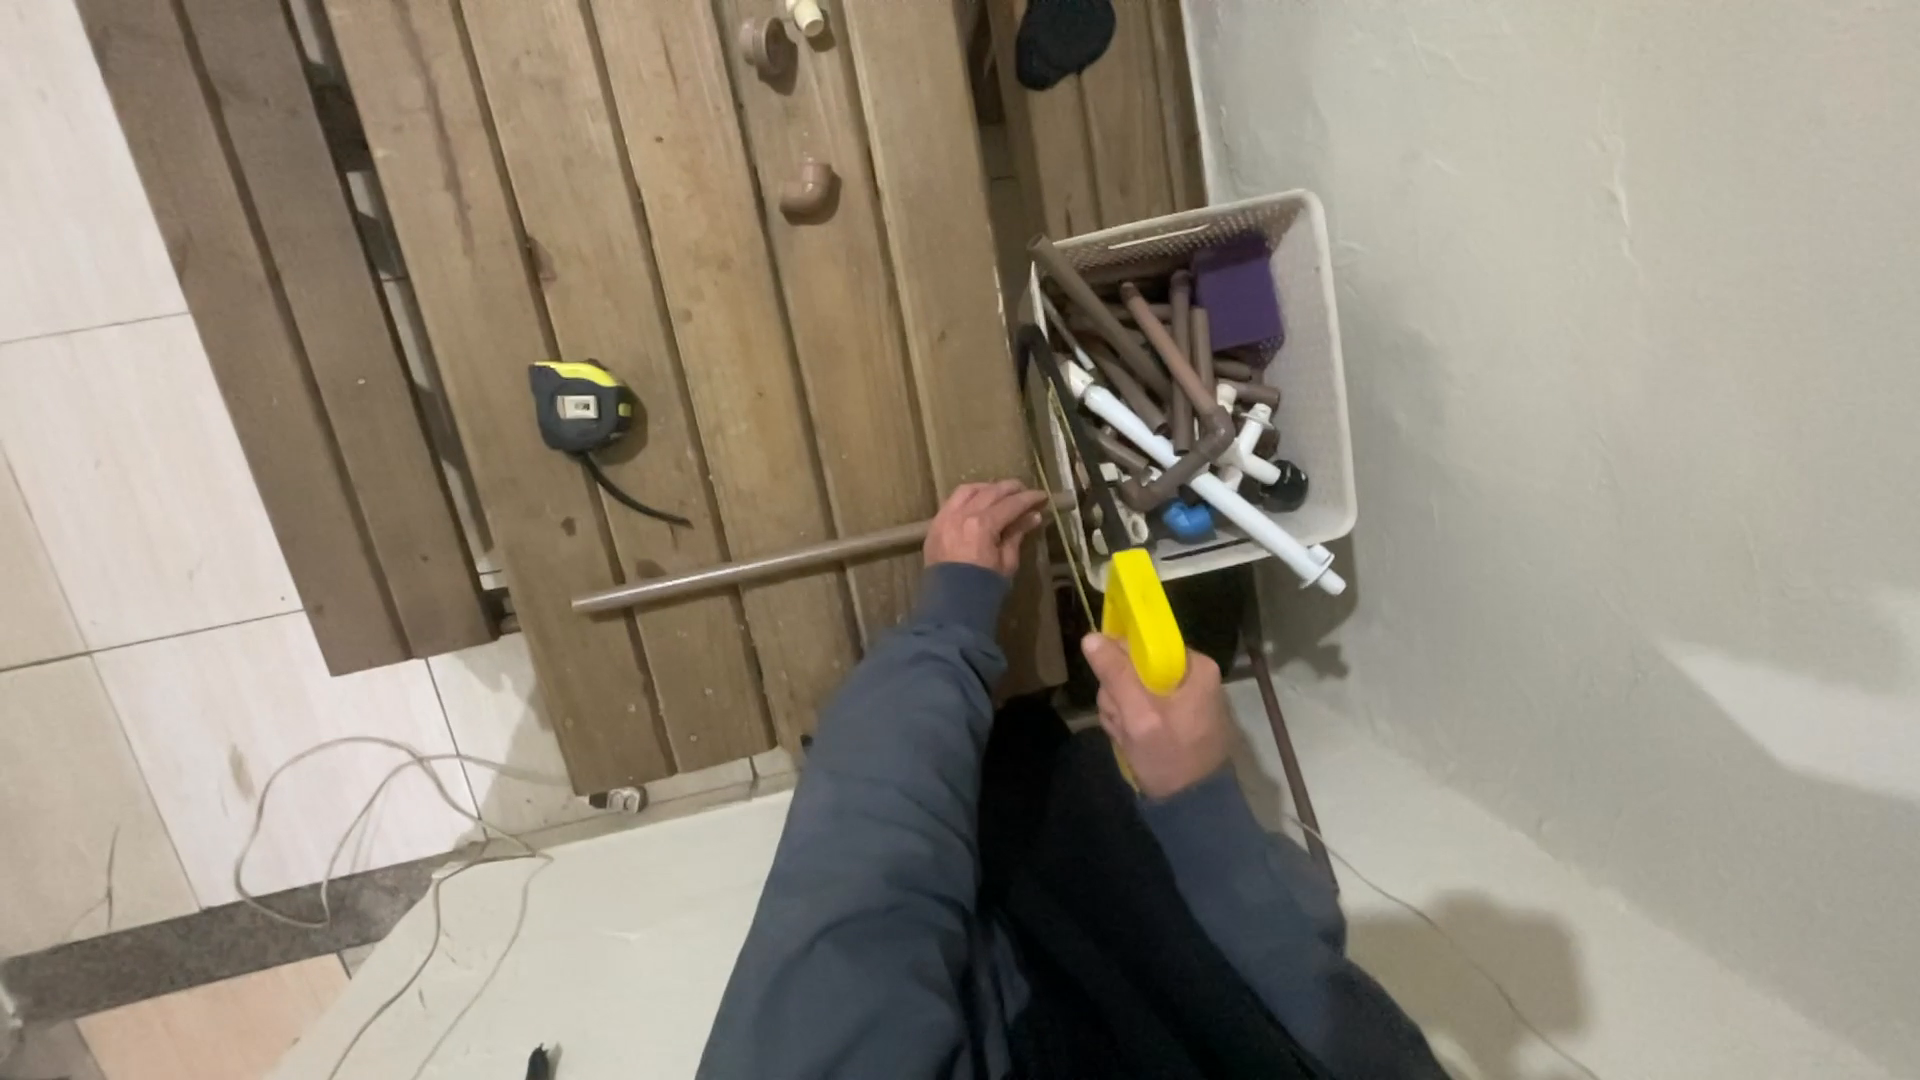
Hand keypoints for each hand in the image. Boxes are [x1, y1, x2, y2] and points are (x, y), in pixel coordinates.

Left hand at [923, 480, 1049, 578]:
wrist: (951, 605)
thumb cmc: (984, 587)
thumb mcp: (1007, 562)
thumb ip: (1017, 534)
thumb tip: (1033, 516)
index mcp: (982, 525)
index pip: (1010, 504)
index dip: (1029, 499)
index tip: (1042, 496)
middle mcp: (962, 515)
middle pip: (990, 492)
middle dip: (1010, 489)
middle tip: (1024, 490)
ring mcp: (945, 518)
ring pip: (968, 491)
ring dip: (987, 488)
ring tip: (1000, 492)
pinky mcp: (935, 525)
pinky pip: (952, 501)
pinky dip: (968, 496)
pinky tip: (978, 501)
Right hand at [1081, 634, 1229, 798]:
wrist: (1193, 806)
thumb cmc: (1170, 758)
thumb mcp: (1140, 716)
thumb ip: (1116, 675)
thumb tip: (1090, 636)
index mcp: (1194, 665)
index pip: (1142, 643)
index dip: (1120, 665)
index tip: (1117, 694)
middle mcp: (1190, 673)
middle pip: (1132, 666)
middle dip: (1119, 696)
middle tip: (1126, 723)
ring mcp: (1181, 694)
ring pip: (1129, 687)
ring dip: (1120, 712)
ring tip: (1130, 736)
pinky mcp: (1172, 713)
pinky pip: (1137, 705)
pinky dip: (1128, 722)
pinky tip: (1133, 740)